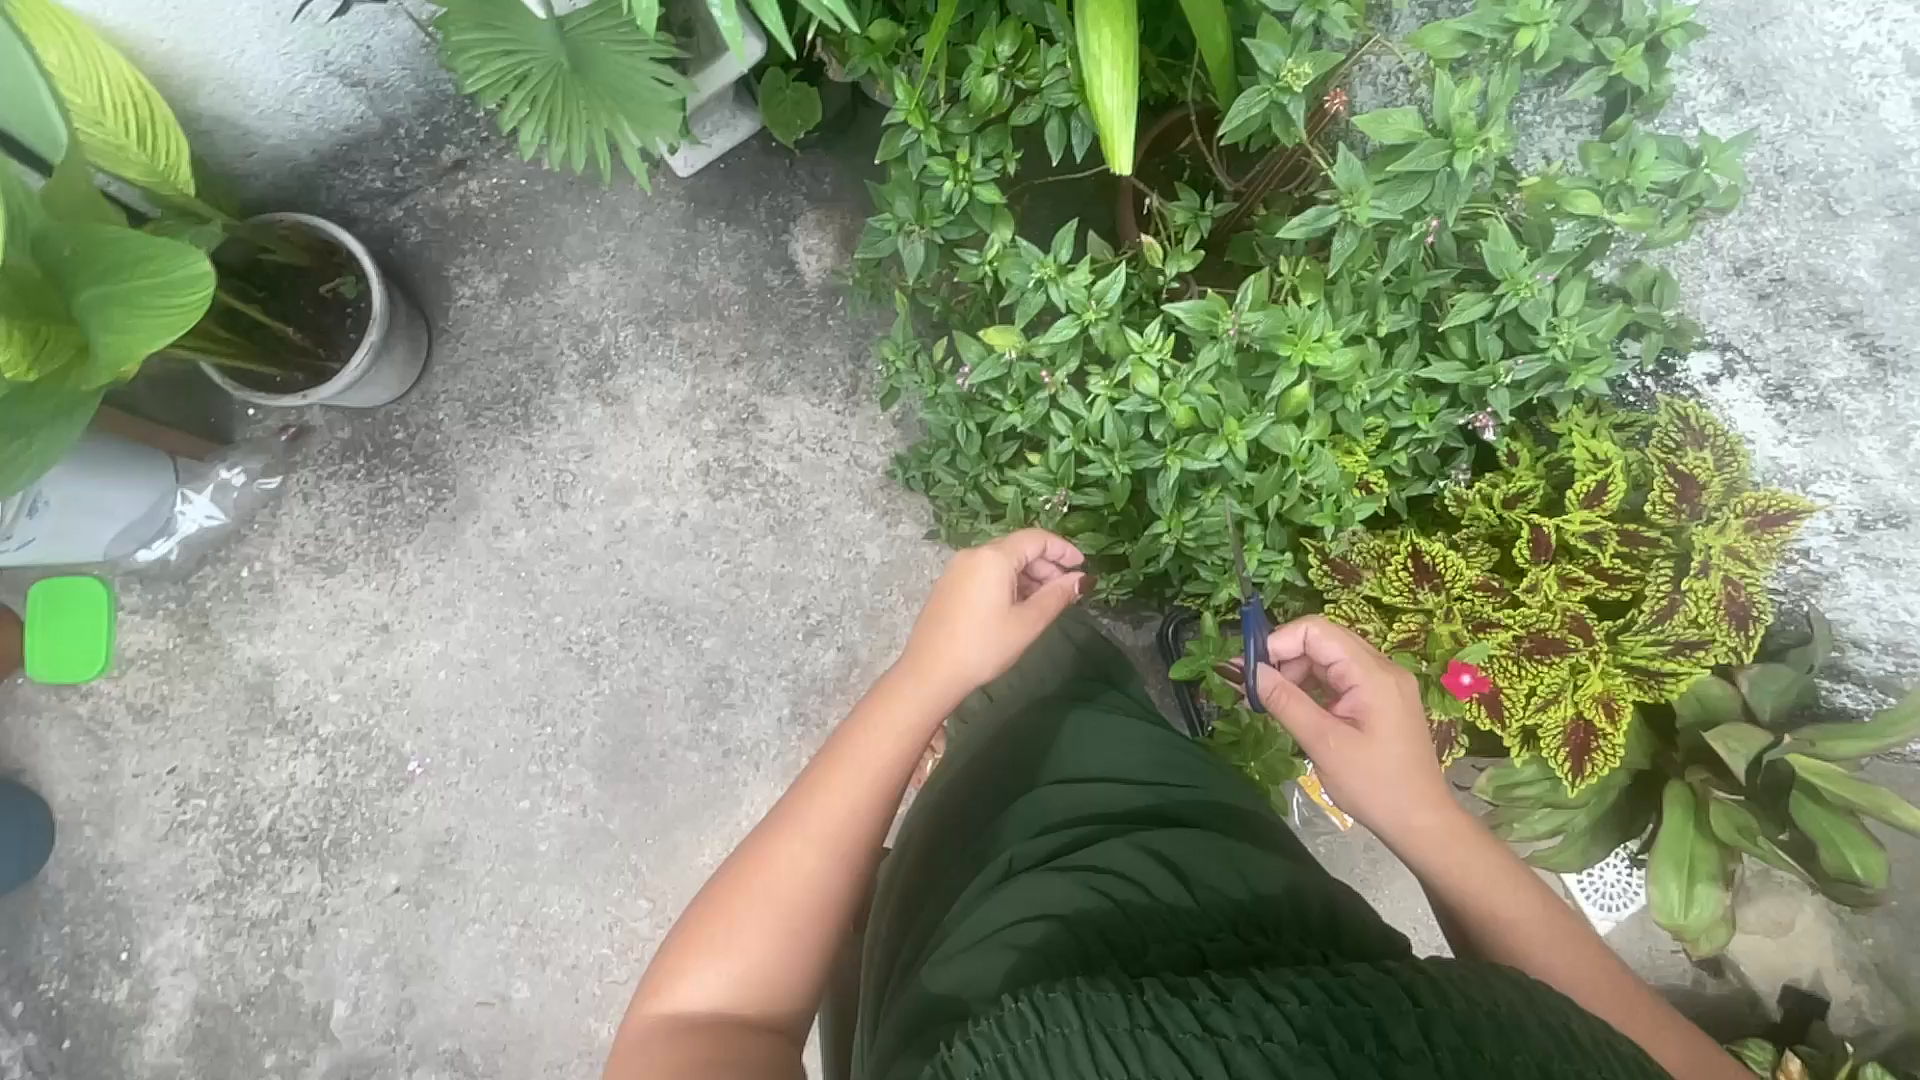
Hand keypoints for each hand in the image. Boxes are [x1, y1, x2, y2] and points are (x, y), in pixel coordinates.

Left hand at [896, 529, 1089, 704]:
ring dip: (1027, 576)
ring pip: (1001, 562)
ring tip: (1043, 604)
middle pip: (1018, 548)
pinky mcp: (948, 585)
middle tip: (1065, 592)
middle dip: (1046, 566)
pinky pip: (985, 573)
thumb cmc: (984, 647)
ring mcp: (957, 569)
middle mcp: (973, 555)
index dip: (1063, 550)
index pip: (1036, 538)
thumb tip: (1082, 579)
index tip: (1083, 567)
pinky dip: (1007, 583)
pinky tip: (1016, 607)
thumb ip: (1057, 596)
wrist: (930, 671)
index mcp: (993, 557)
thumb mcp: (1028, 622)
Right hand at [1249, 616, 1459, 845]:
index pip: (1316, 630)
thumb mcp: (1322, 743)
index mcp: (1372, 674)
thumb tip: (1244, 670)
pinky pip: (1336, 677)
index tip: (1251, 670)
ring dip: (1293, 672)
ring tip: (1271, 702)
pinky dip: (1310, 686)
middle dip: (1282, 657)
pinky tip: (1293, 707)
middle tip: (1255, 688)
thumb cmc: (1374, 786)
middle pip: (1320, 640)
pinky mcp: (1378, 698)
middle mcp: (1381, 669)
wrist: (1421, 824)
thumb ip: (1284, 700)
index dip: (1278, 642)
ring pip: (1326, 658)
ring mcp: (1381, 683)